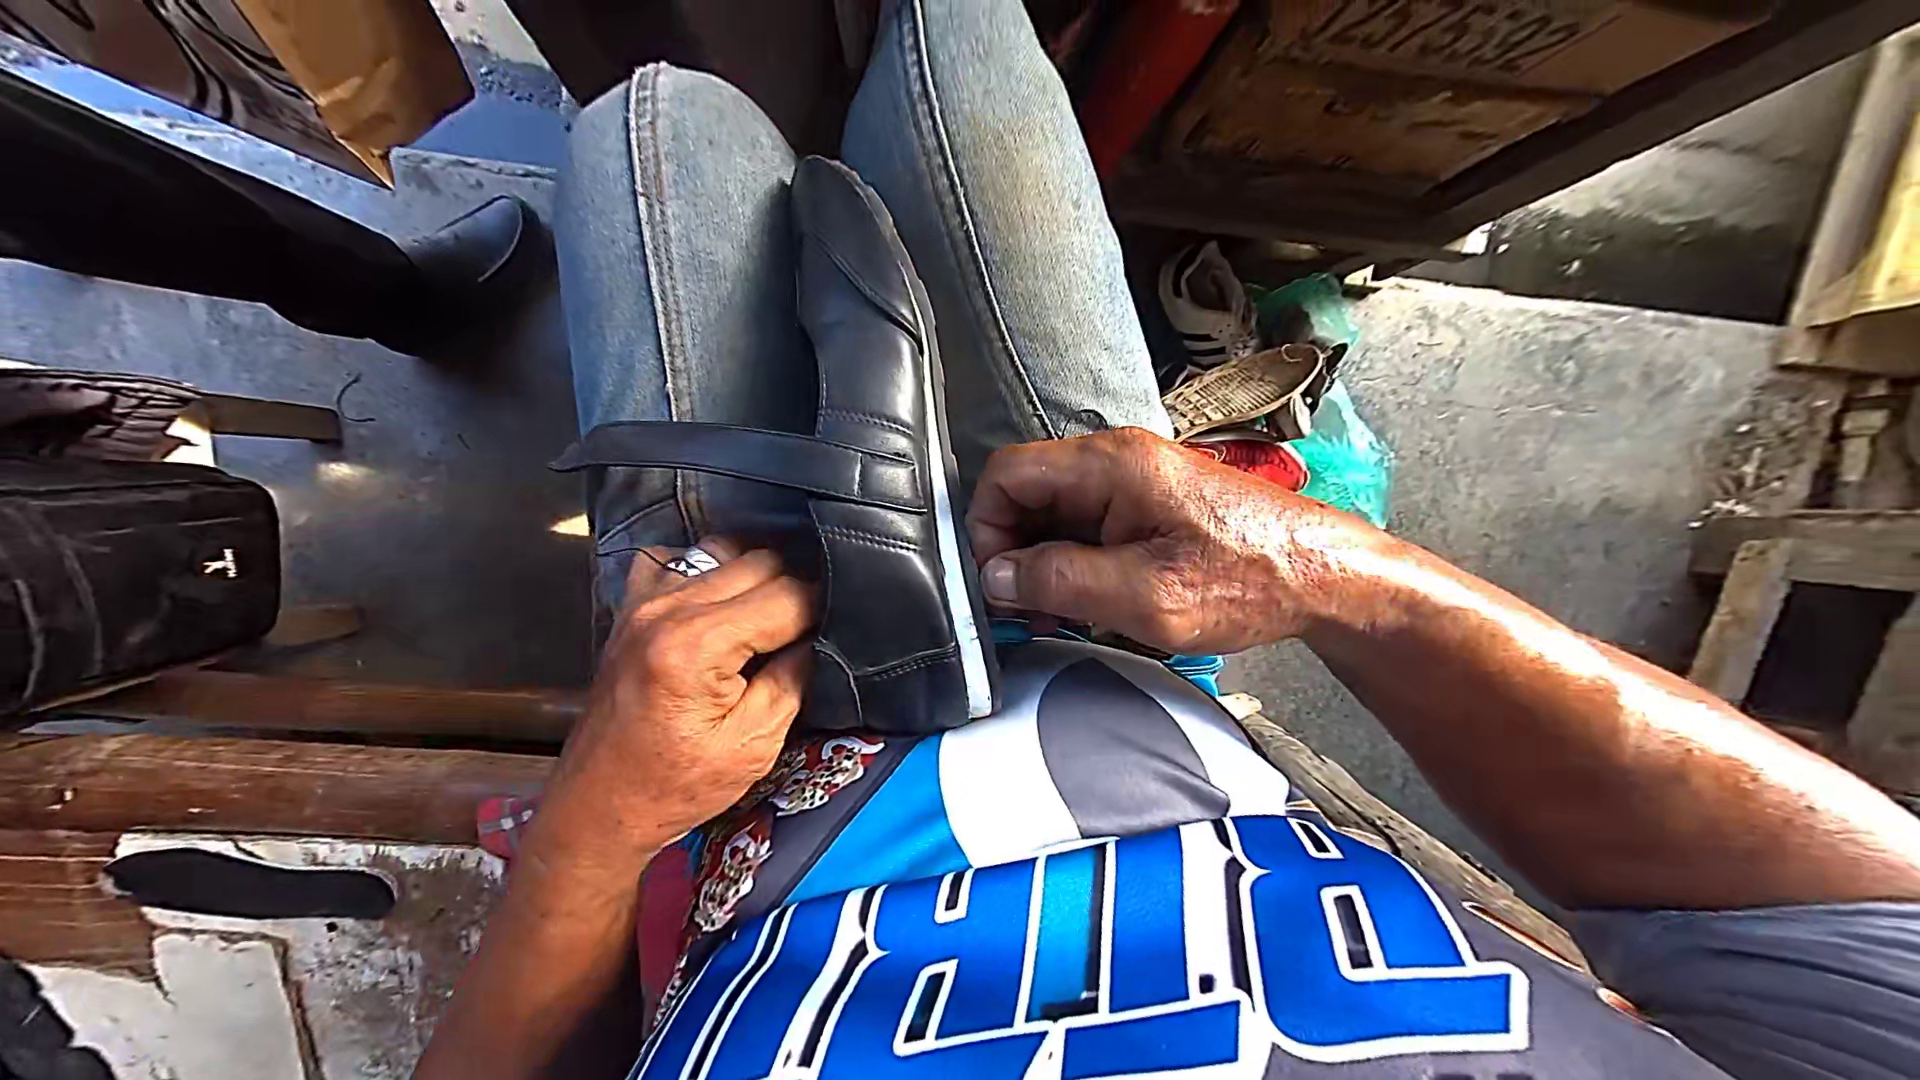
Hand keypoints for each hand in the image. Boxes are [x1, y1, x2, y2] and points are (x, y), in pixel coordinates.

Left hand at [532, 537, 814, 878]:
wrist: (599, 804)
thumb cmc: (674, 785)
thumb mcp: (755, 744)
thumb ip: (793, 677)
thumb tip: (816, 636)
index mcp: (698, 645)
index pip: (788, 596)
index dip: (821, 609)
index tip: (835, 625)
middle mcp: (667, 609)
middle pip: (762, 561)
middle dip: (795, 589)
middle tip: (806, 627)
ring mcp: (644, 600)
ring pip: (728, 550)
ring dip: (758, 575)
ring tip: (769, 614)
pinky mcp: (632, 605)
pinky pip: (682, 558)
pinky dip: (711, 569)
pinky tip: (722, 600)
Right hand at [966, 428, 1380, 654]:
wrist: (1322, 577)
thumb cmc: (1252, 579)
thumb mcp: (1146, 595)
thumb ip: (1061, 581)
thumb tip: (995, 577)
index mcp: (1110, 465)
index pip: (1006, 474)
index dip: (985, 528)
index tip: (996, 581)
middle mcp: (1114, 461)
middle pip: (1024, 494)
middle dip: (1012, 553)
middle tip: (1024, 609)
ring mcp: (1129, 483)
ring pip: (1051, 515)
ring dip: (1041, 565)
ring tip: (1057, 613)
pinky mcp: (1142, 506)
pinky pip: (1082, 528)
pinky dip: (1070, 565)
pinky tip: (1085, 603)